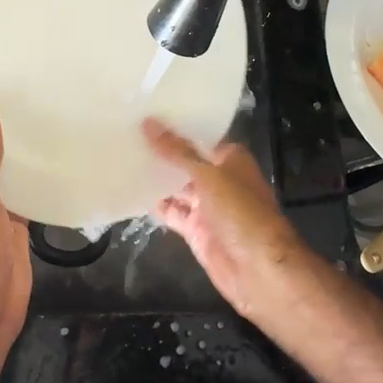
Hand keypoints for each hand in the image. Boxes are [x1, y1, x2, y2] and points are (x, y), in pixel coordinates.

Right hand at [144, 119, 310, 317]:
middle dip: (162, 150)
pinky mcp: (196, 230)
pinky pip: (173, 212)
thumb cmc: (241, 212)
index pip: (200, 136)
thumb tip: (148, 122)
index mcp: (231, 159)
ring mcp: (207, 206)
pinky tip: (131, 190)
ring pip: (177, 187)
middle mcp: (219, 179)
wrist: (259, 271)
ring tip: (123, 155)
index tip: (148, 111)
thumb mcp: (208, 175)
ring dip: (156, 176)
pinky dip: (156, 204)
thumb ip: (177, 151)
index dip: (176, 126)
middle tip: (127, 130)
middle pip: (187, 161)